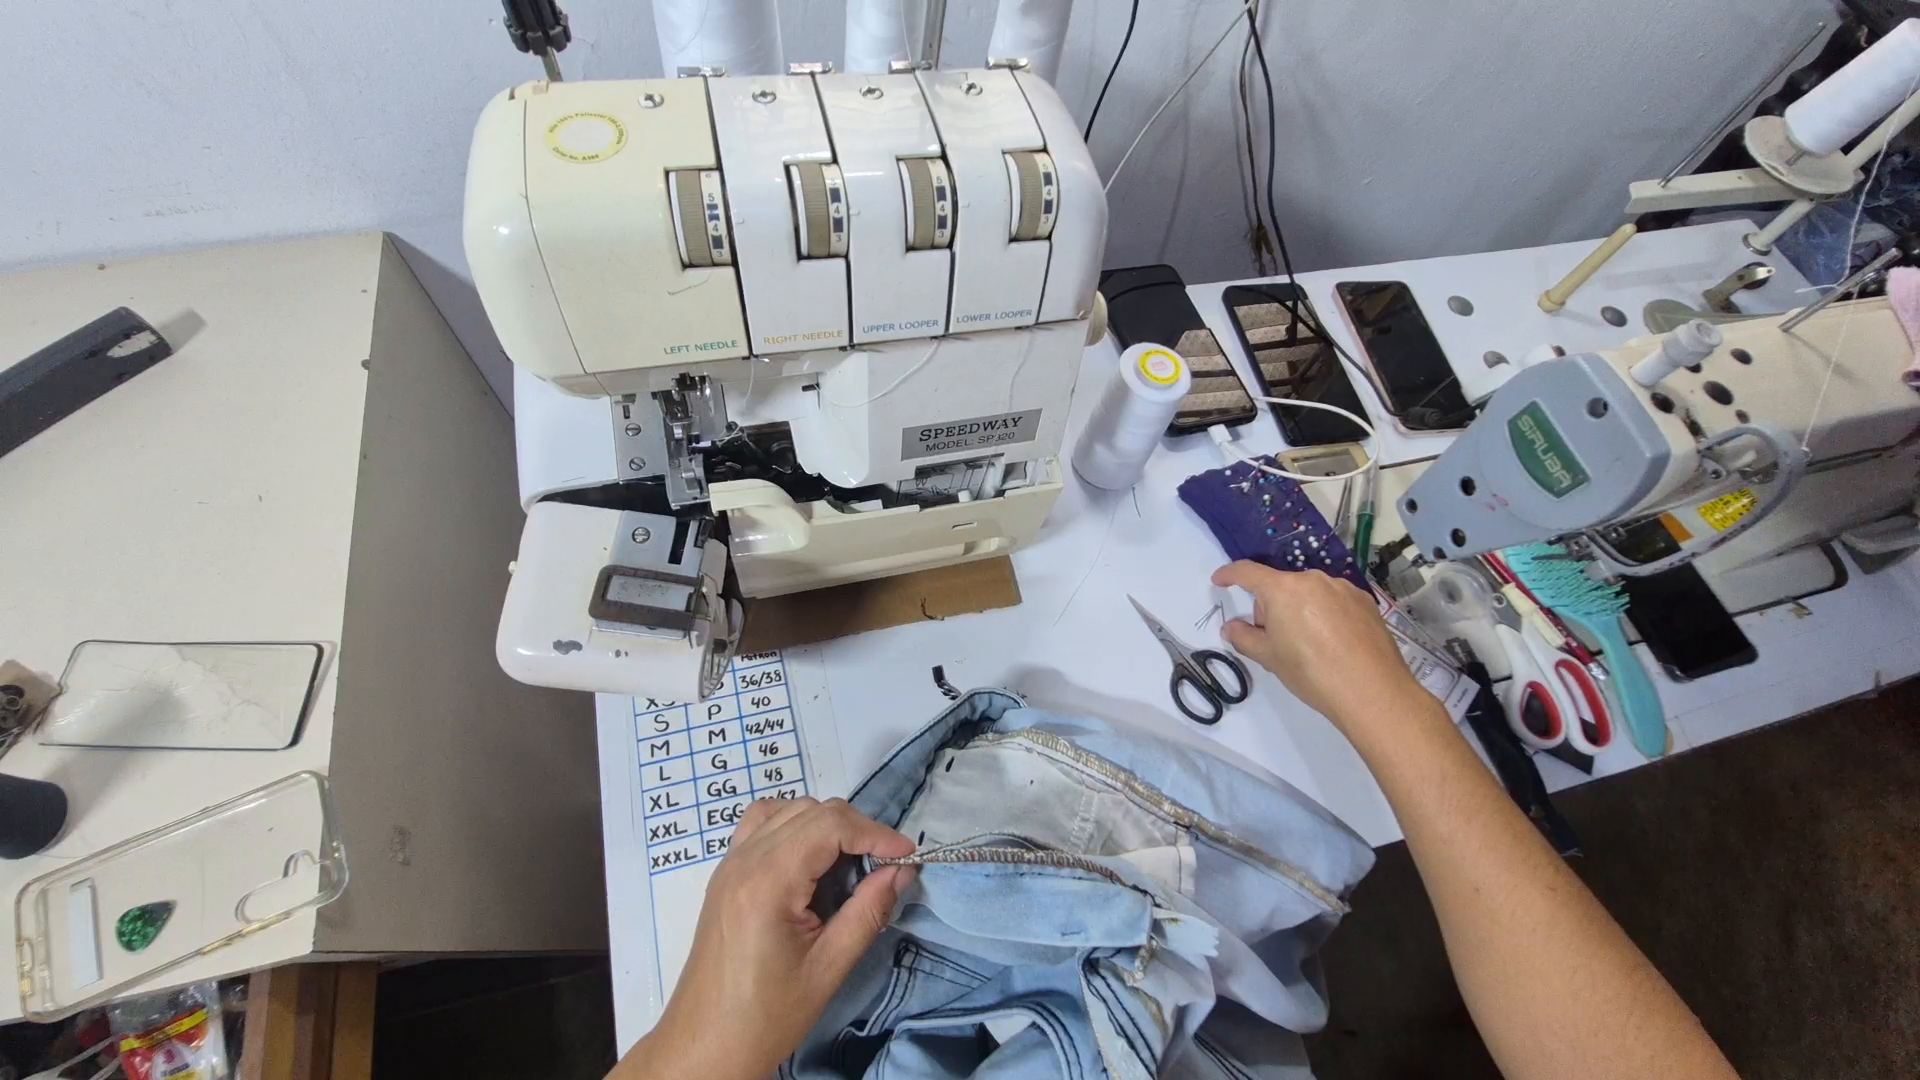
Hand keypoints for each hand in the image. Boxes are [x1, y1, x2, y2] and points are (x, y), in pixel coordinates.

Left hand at [620, 797, 915, 1079]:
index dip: (875, 833)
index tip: (907, 855)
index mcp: (768, 881)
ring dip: (828, 825)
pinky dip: (795, 823)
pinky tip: (810, 855)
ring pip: (791, 809)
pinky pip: (763, 821)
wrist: (703, 1048)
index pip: (831, 825)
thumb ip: (868, 912)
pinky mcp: (727, 871)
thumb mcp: (828, 969)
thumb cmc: (767, 1016)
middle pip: (814, 811)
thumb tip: (903, 870)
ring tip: (852, 863)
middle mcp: (746, 858)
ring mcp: (731, 861)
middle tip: (885, 866)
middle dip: (858, 830)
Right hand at [1212, 561, 1432, 735]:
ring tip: (1309, 645)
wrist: (1373, 692)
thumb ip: (1243, 637)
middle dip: (1271, 607)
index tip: (1219, 580)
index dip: (1229, 574)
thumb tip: (1231, 627)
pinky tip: (1333, 643)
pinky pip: (1333, 600)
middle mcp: (1313, 580)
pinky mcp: (1365, 602)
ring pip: (1308, 593)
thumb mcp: (1269, 657)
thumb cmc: (1312, 672)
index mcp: (1284, 590)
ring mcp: (1343, 589)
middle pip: (1280, 586)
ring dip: (1299, 609)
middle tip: (1274, 640)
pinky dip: (1325, 614)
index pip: (1247, 572)